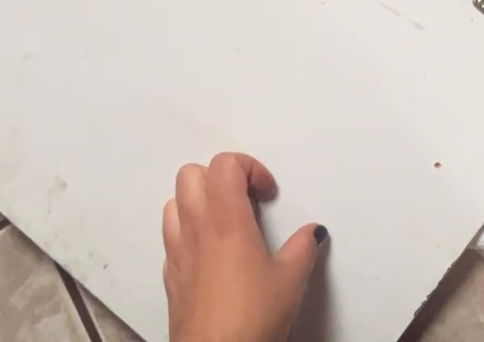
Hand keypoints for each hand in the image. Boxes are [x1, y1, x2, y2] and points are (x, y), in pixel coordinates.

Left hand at [163, 152, 325, 341]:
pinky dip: (188, 232)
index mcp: (225, 219)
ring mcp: (177, 252)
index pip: (225, 163)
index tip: (267, 193)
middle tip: (245, 200)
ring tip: (226, 223)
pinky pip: (171, 236)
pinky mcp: (170, 277)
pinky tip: (211, 255)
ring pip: (175, 202)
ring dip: (198, 201)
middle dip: (219, 177)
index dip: (249, 167)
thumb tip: (313, 232)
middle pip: (191, 174)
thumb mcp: (290, 281)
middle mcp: (196, 228)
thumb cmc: (252, 319)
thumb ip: (303, 248)